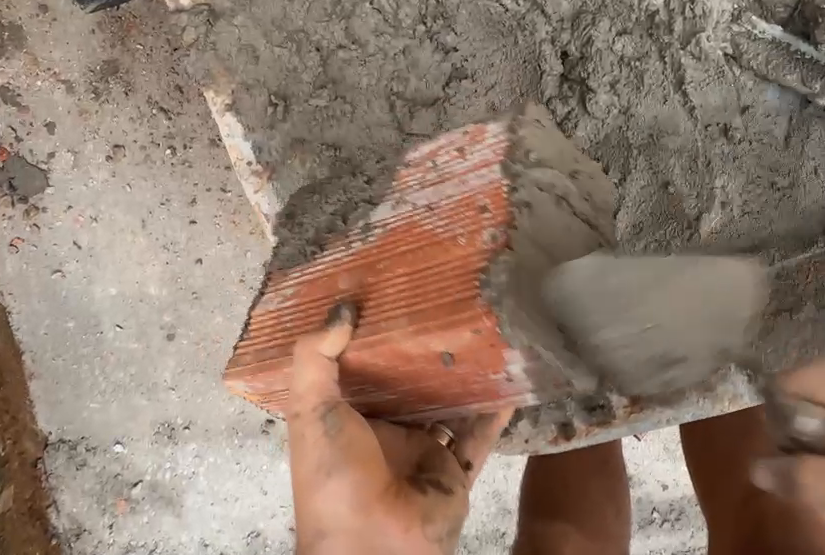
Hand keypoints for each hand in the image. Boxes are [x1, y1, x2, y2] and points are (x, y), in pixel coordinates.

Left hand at [287, 303, 512, 554]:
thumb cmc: (335, 478)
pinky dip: (497, 411)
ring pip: (451, 405)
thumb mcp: (311, 413)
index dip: (383, 334)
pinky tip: (513, 379)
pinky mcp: (455, 472)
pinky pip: (480, 436)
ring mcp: (424, 453)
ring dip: (468, 376)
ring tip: (488, 332)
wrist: (372, 550)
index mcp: (353, 418)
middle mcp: (390, 432)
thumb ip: (315, 358)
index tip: (401, 293)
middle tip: (454, 305)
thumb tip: (344, 306)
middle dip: (431, 351)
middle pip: (415, 383)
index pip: (370, 367)